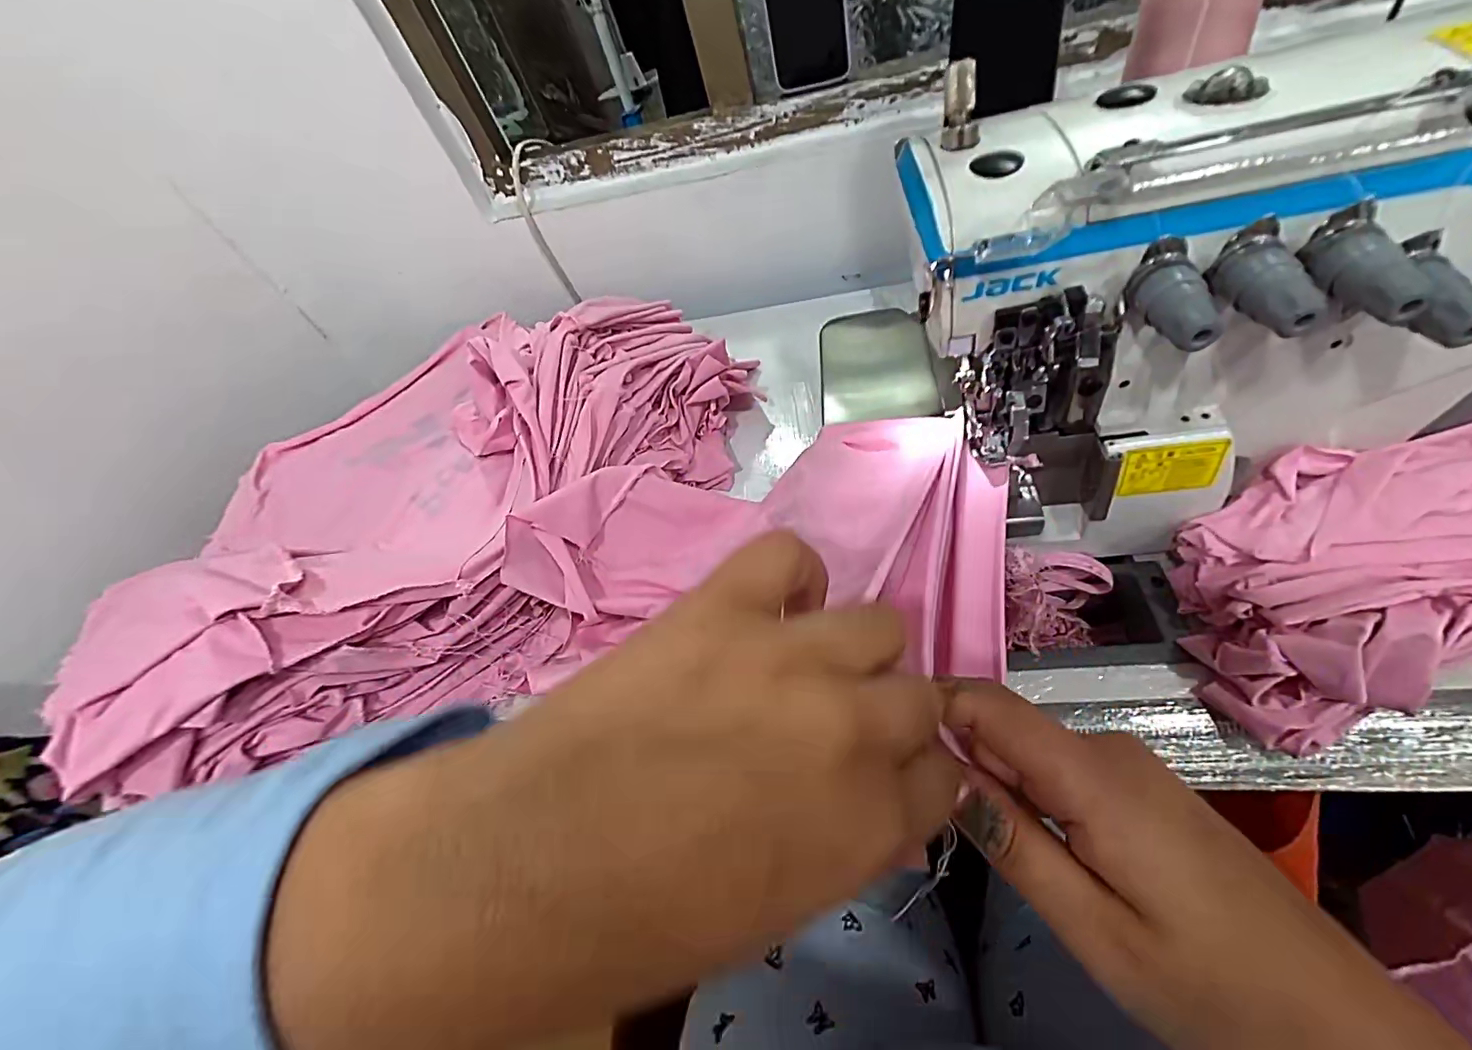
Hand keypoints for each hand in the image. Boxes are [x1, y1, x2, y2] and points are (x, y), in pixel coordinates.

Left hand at [267, 532, 962, 1049]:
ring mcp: (790, 657)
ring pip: (879, 622)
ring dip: (854, 649)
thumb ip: (848, 844)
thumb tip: (880, 804)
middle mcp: (852, 729)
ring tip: (807, 662)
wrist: (527, 865)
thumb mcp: (780, 909)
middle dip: (893, 714)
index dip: (917, 774)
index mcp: (870, 822)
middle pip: (922, 696)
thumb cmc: (648, 917)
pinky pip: (788, 554)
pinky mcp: (723, 607)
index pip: (944, 777)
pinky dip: (791, 575)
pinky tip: (771, 605)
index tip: (891, 770)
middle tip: (842, 720)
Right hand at [945, 680, 1464, 1049]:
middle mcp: (1107, 748)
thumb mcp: (1091, 926)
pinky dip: (1030, 796)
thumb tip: (946, 775)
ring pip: (1032, 753)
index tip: (890, 740)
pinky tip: (1032, 844)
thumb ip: (1013, 842)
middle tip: (926, 819)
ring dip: (993, 783)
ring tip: (975, 841)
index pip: (990, 704)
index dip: (935, 705)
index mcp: (1092, 774)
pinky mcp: (1141, 787)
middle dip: (960, 759)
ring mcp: (1129, 765)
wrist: (1330, 1012)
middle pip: (1007, 729)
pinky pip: (1063, 773)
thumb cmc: (1205, 979)